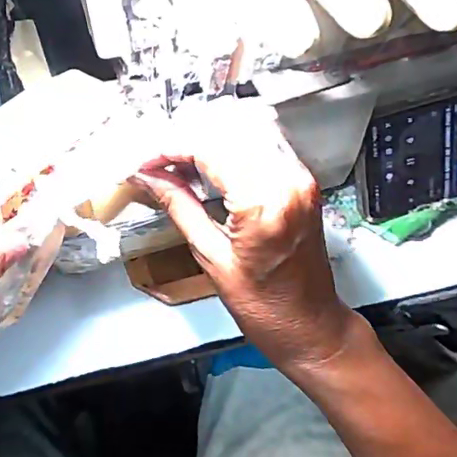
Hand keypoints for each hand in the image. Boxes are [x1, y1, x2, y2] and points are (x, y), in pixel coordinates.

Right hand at [134, 99, 370, 378]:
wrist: (309, 325)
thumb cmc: (266, 306)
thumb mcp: (210, 256)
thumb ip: (180, 206)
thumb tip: (150, 178)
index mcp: (263, 205)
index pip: (209, 149)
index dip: (170, 149)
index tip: (147, 160)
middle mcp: (287, 183)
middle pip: (228, 132)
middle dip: (186, 140)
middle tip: (157, 160)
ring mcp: (300, 180)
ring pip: (247, 130)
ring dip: (210, 138)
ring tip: (180, 160)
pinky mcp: (304, 183)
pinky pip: (265, 144)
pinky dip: (233, 145)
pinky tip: (211, 163)